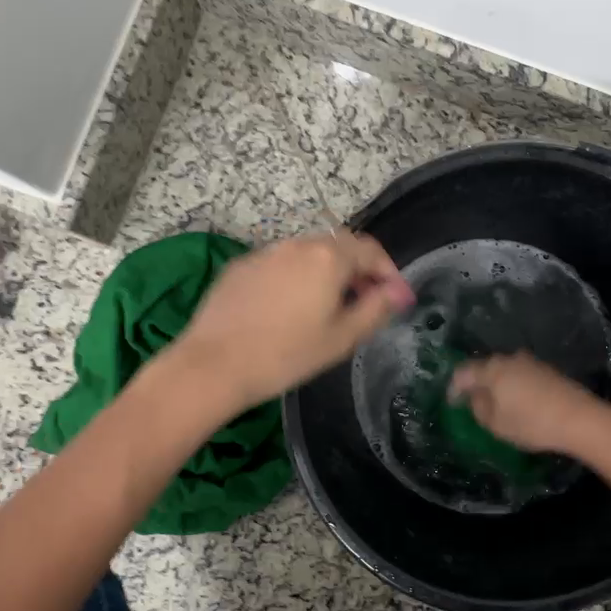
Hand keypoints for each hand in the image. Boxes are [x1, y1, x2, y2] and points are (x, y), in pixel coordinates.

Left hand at [170, 230, 414, 406]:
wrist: (213, 365)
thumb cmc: (286, 355)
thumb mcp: (341, 338)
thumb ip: (375, 309)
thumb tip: (398, 292)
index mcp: (327, 258)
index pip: (370, 250)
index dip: (388, 271)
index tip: (395, 297)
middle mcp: (297, 245)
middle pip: (338, 247)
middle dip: (358, 270)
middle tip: (365, 302)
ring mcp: (264, 253)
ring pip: (307, 255)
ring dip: (326, 274)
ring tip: (328, 308)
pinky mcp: (240, 267)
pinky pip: (279, 266)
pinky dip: (295, 279)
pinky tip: (288, 310)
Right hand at [448, 352, 610, 455]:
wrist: (580, 419)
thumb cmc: (531, 423)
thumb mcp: (496, 423)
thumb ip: (478, 408)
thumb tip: (475, 397)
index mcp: (492, 369)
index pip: (463, 373)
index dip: (453, 388)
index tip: (452, 404)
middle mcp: (509, 359)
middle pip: (484, 368)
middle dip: (476, 384)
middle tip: (472, 403)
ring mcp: (531, 362)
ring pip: (504, 370)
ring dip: (497, 385)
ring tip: (496, 403)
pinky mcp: (547, 370)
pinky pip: (521, 375)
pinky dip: (514, 386)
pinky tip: (518, 402)